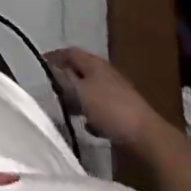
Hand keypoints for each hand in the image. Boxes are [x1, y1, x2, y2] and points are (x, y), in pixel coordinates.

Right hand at [46, 47, 162, 147]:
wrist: (150, 139)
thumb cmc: (109, 108)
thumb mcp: (77, 91)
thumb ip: (61, 80)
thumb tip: (50, 72)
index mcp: (94, 63)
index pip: (68, 52)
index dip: (53, 57)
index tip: (40, 66)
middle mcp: (106, 73)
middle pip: (80, 71)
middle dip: (65, 80)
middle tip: (53, 90)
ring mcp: (118, 93)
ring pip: (90, 91)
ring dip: (79, 99)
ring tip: (69, 110)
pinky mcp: (126, 113)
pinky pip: (103, 108)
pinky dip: (93, 114)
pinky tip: (91, 126)